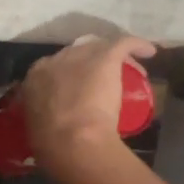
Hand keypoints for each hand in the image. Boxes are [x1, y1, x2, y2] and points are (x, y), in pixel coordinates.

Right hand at [23, 35, 155, 170]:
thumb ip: (43, 113)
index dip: (68, 74)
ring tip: (128, 68)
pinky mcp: (104, 56)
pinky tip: (149, 51)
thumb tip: (48, 121)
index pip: (52, 67)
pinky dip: (136, 45)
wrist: (70, 139)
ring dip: (113, 56)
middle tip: (103, 78)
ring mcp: (79, 57)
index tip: (79, 85)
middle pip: (76, 54)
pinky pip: (123, 43)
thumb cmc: (51, 139)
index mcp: (35, 76)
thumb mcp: (37, 122)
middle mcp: (54, 60)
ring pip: (99, 48)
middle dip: (89, 63)